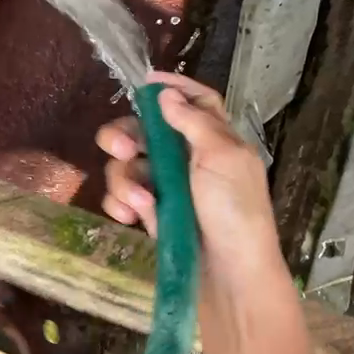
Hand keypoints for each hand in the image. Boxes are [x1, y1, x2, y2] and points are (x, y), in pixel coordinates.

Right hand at [95, 72, 279, 276]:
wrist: (226, 272)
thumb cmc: (233, 211)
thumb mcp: (222, 158)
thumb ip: (193, 122)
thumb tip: (165, 93)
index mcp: (214, 140)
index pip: (196, 102)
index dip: (173, 88)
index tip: (145, 82)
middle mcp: (187, 159)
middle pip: (144, 131)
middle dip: (124, 138)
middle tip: (120, 150)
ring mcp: (166, 187)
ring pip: (125, 166)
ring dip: (124, 181)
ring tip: (139, 204)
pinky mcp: (149, 212)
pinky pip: (121, 197)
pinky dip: (120, 204)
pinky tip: (131, 218)